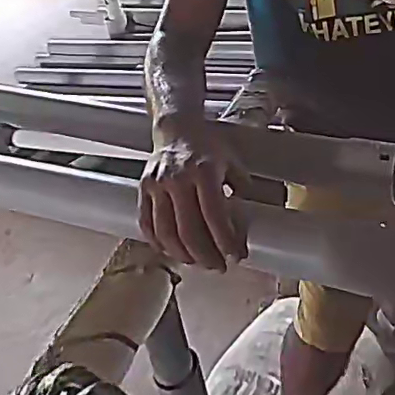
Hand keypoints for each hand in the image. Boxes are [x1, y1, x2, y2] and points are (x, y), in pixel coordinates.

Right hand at [139, 119, 244, 270]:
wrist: (178, 128)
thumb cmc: (208, 146)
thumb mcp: (232, 161)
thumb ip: (241, 187)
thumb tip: (251, 217)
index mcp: (204, 171)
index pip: (214, 215)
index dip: (225, 240)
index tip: (235, 255)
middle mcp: (178, 179)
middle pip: (189, 230)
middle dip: (205, 255)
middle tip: (218, 266)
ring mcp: (158, 185)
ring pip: (166, 232)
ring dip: (183, 255)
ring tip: (198, 263)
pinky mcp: (143, 189)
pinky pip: (147, 224)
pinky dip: (159, 244)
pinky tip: (172, 252)